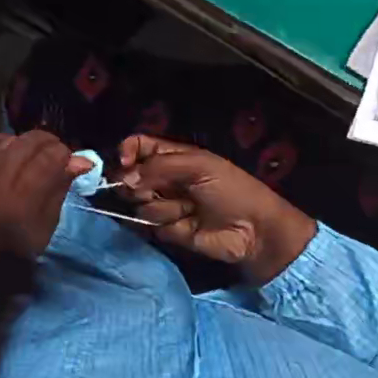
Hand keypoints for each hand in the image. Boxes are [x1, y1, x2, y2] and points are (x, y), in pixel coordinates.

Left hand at [0, 131, 92, 278]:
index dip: (65, 154)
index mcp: (23, 196)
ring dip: (26, 142)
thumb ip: (61, 186)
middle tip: (56, 154)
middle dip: (49, 143)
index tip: (71, 161)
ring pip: (9, 140)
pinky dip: (1, 141)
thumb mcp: (48, 221)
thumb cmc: (19, 247)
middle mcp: (0, 178)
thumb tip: (81, 160)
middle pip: (29, 142)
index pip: (49, 157)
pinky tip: (10, 149)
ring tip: (34, 153)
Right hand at [117, 135, 316, 285]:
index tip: (123, 163)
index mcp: (173, 157)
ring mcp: (165, 205)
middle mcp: (165, 179)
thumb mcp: (199, 167)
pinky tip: (190, 224)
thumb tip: (124, 177)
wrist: (254, 230)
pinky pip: (151, 225)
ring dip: (164, 207)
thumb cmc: (232, 190)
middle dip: (138, 184)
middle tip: (154, 190)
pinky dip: (169, 224)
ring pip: (141, 204)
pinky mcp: (168, 230)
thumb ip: (158, 167)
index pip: (138, 147)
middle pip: (130, 177)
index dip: (126, 152)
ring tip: (190, 209)